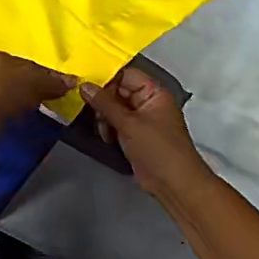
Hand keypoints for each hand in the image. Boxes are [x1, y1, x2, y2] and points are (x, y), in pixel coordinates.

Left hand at [0, 52, 76, 131]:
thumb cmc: (3, 93)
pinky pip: (6, 105)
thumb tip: (72, 82)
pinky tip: (23, 116)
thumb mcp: (33, 82)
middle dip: (39, 88)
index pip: (33, 64)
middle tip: (56, 100)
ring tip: (42, 110)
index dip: (51, 76)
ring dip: (28, 100)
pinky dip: (16, 110)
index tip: (66, 88)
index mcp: (2, 56)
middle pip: (23, 77)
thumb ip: (52, 81)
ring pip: (14, 92)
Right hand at [80, 67, 204, 196]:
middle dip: (103, 101)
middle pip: (117, 91)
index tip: (85, 85)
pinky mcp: (135, 134)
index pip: (125, 75)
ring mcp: (141, 118)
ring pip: (114, 108)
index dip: (106, 78)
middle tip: (93, 113)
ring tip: (104, 130)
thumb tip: (84, 85)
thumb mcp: (129, 123)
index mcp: (154, 92)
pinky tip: (107, 137)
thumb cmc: (157, 149)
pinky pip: (116, 122)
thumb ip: (104, 103)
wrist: (174, 184)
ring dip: (104, 117)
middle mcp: (148, 102)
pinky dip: (108, 128)